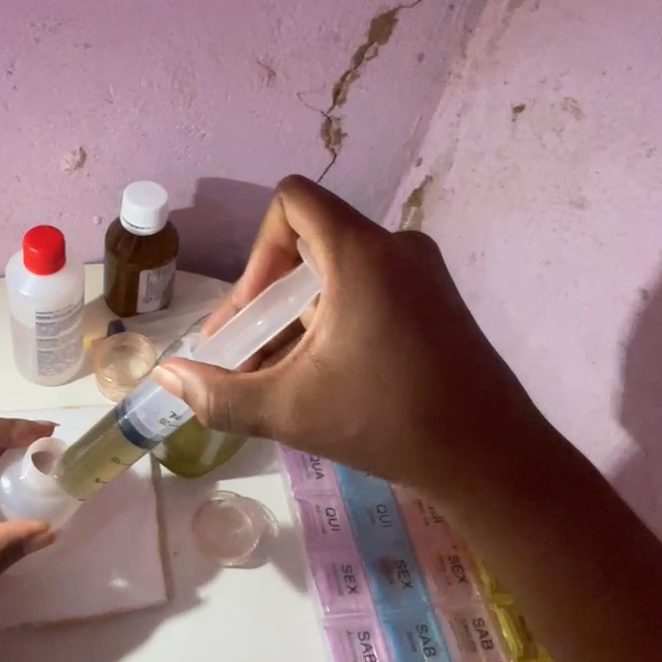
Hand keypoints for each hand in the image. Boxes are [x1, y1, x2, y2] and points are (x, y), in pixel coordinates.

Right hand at [154, 175, 549, 502]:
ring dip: (299, 314)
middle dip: (268, 296)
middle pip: (309, 240)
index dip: (258, 250)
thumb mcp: (291, 410)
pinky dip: (334, 317)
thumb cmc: (389, 423)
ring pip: (337, 269)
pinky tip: (325, 374)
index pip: (292, 200)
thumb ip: (220, 393)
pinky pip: (368, 286)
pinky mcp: (436, 299)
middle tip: (250, 354)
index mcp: (362, 253)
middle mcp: (395, 247)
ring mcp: (422, 272)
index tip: (255, 312)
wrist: (495, 461)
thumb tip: (166, 379)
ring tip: (282, 372)